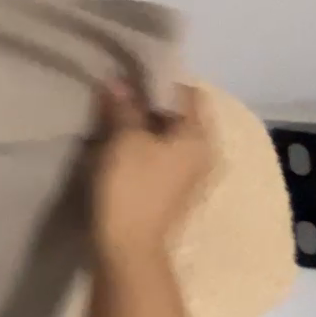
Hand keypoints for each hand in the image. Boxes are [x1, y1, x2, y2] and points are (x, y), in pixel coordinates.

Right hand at [92, 81, 212, 264]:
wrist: (129, 242)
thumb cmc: (129, 186)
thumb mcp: (123, 141)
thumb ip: (123, 109)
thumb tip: (117, 81)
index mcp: (199, 136)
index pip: (187, 93)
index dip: (159, 80)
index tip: (127, 73)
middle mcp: (204, 152)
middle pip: (179, 115)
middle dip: (149, 102)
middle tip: (114, 93)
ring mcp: (190, 173)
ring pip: (168, 135)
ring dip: (143, 124)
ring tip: (111, 117)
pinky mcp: (171, 188)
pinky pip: (161, 154)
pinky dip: (143, 143)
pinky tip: (118, 146)